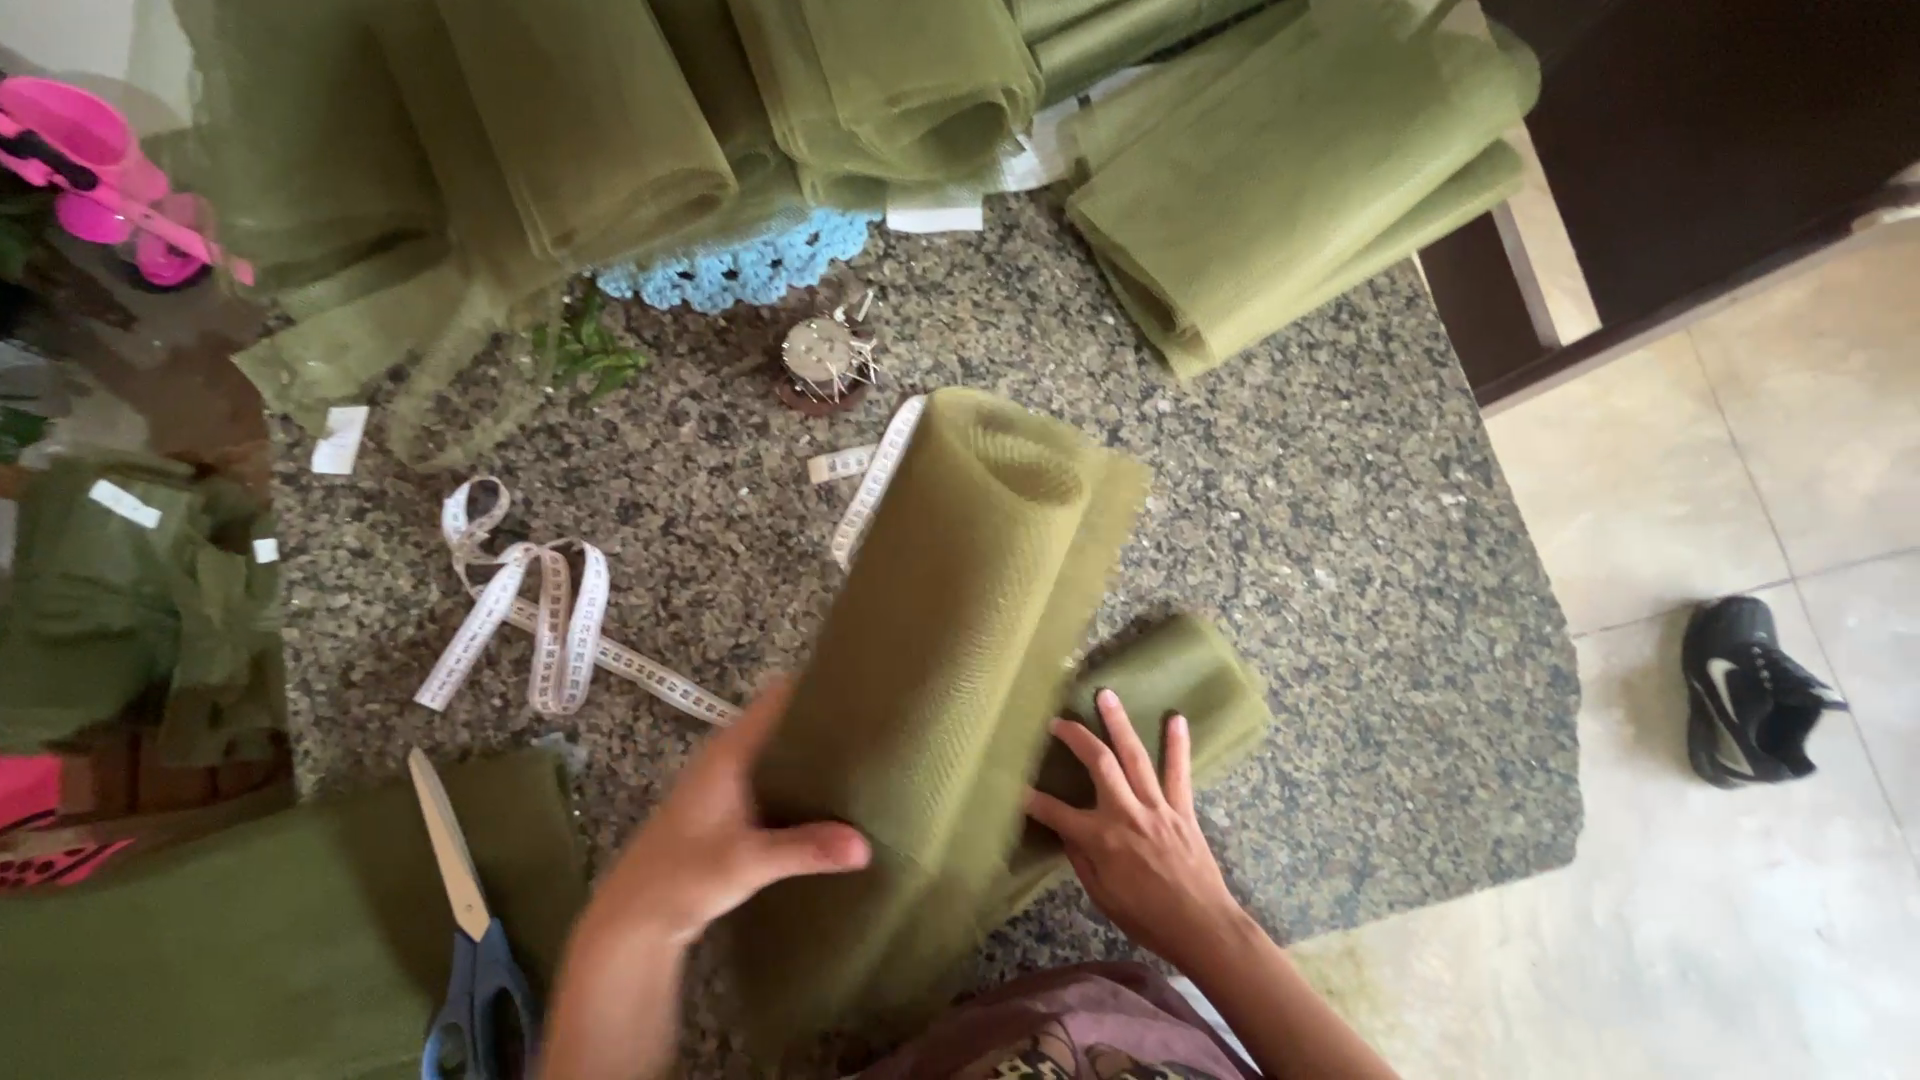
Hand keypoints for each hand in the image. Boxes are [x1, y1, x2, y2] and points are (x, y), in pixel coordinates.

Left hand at [579, 676, 870, 947]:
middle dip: (825, 720)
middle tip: (875, 725)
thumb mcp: (746, 863)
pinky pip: (777, 776)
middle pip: (785, 720)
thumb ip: (805, 850)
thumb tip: (866, 846)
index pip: (778, 697)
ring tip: (867, 754)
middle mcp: (731, 755)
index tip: (859, 687)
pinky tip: (834, 794)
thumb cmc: (681, 877)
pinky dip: (803, 778)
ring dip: (816, 751)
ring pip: (782, 750)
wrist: (634, 919)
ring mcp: (730, 781)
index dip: (814, 685)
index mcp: (731, 750)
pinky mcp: (733, 807)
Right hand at [1025, 689, 1247, 972]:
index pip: (1056, 812)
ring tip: (1106, 695)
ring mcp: (1157, 807)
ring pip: (1134, 756)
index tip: (1016, 787)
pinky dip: (1178, 744)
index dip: (1033, 800)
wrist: (1202, 927)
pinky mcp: (1182, 809)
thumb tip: (1064, 830)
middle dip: (1075, 737)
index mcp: (1101, 840)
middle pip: (1098, 763)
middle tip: (1059, 720)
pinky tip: (1176, 718)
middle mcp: (1126, 813)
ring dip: (1118, 723)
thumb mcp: (1102, 896)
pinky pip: (1179, 772)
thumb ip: (1081, 858)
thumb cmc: (1147, 919)